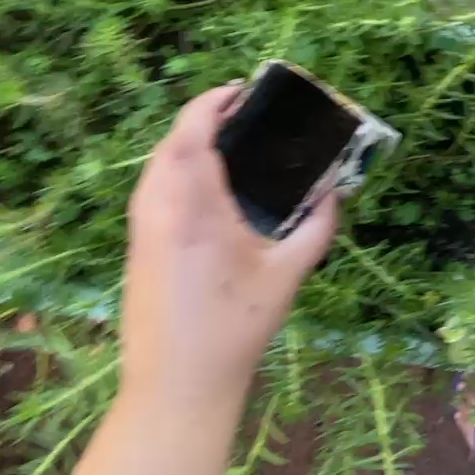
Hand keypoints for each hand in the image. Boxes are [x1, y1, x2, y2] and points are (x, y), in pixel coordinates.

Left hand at [119, 84, 339, 413]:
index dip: (209, 106)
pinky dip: (171, 170)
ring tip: (221, 139)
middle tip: (237, 110)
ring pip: (152, 171)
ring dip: (181, 145)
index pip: (190, 140)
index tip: (239, 90)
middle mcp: (161, 215)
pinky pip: (150, 193)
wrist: (177, 384)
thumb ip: (318, 227)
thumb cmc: (237, 326)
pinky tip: (199, 183)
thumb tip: (336, 194)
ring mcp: (143, 234)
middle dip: (197, 119)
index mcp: (197, 213)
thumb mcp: (290, 273)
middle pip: (166, 148)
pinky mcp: (138, 251)